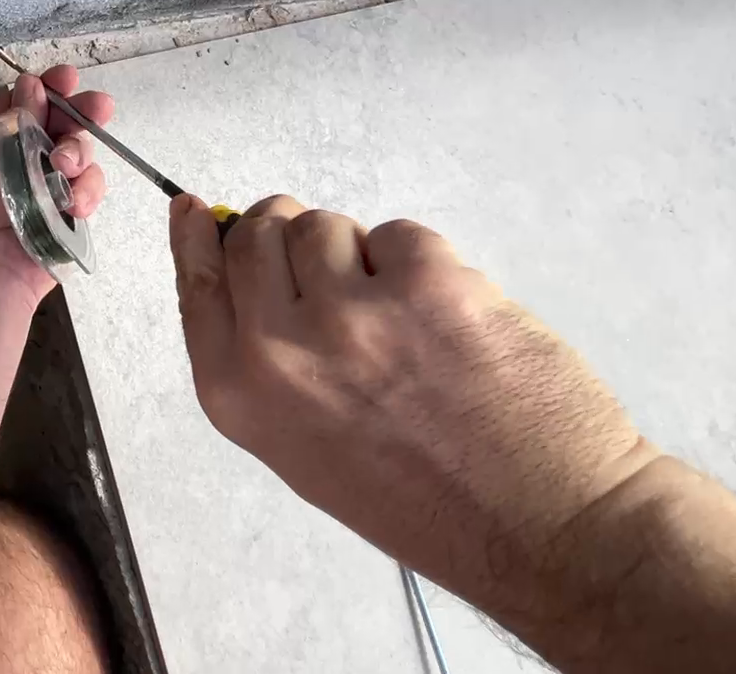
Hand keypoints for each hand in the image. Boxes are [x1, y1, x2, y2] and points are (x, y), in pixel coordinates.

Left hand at [0, 66, 112, 307]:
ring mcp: (45, 186)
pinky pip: (89, 191)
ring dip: (79, 155)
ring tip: (65, 169)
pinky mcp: (66, 214)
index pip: (24, 101)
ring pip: (80, 155)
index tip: (69, 78)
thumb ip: (14, 114)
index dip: (49, 87)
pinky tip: (74, 204)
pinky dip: (87, 193)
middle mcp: (18, 158)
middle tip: (99, 107)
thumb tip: (33, 86)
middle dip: (81, 113)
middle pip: (61, 124)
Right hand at [167, 194, 659, 607]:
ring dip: (351, 249)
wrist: (544, 530)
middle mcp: (277, 346)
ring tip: (391, 304)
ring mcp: (352, 313)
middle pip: (253, 235)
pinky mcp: (430, 287)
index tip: (191, 206)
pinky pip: (397, 232)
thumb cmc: (405, 492)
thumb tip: (233, 261)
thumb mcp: (288, 436)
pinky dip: (415, 260)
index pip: (196, 281)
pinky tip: (442, 311)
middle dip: (279, 228)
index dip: (192, 236)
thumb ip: (249, 352)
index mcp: (236, 388)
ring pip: (322, 225)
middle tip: (319, 256)